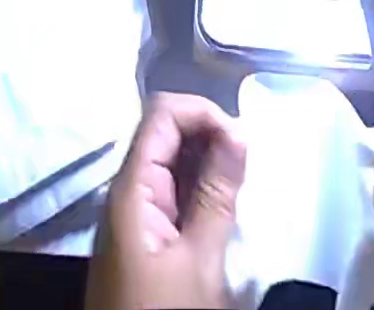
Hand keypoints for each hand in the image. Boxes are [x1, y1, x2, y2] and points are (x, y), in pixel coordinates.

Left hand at [86, 93, 247, 309]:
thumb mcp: (199, 261)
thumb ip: (218, 191)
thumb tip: (238, 129)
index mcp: (131, 189)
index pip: (163, 113)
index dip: (203, 113)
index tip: (239, 142)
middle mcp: (128, 191)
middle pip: (168, 130)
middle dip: (211, 136)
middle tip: (245, 168)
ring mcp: (136, 213)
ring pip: (174, 158)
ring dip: (210, 161)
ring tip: (239, 186)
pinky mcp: (146, 234)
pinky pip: (175, 188)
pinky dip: (203, 186)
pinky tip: (225, 205)